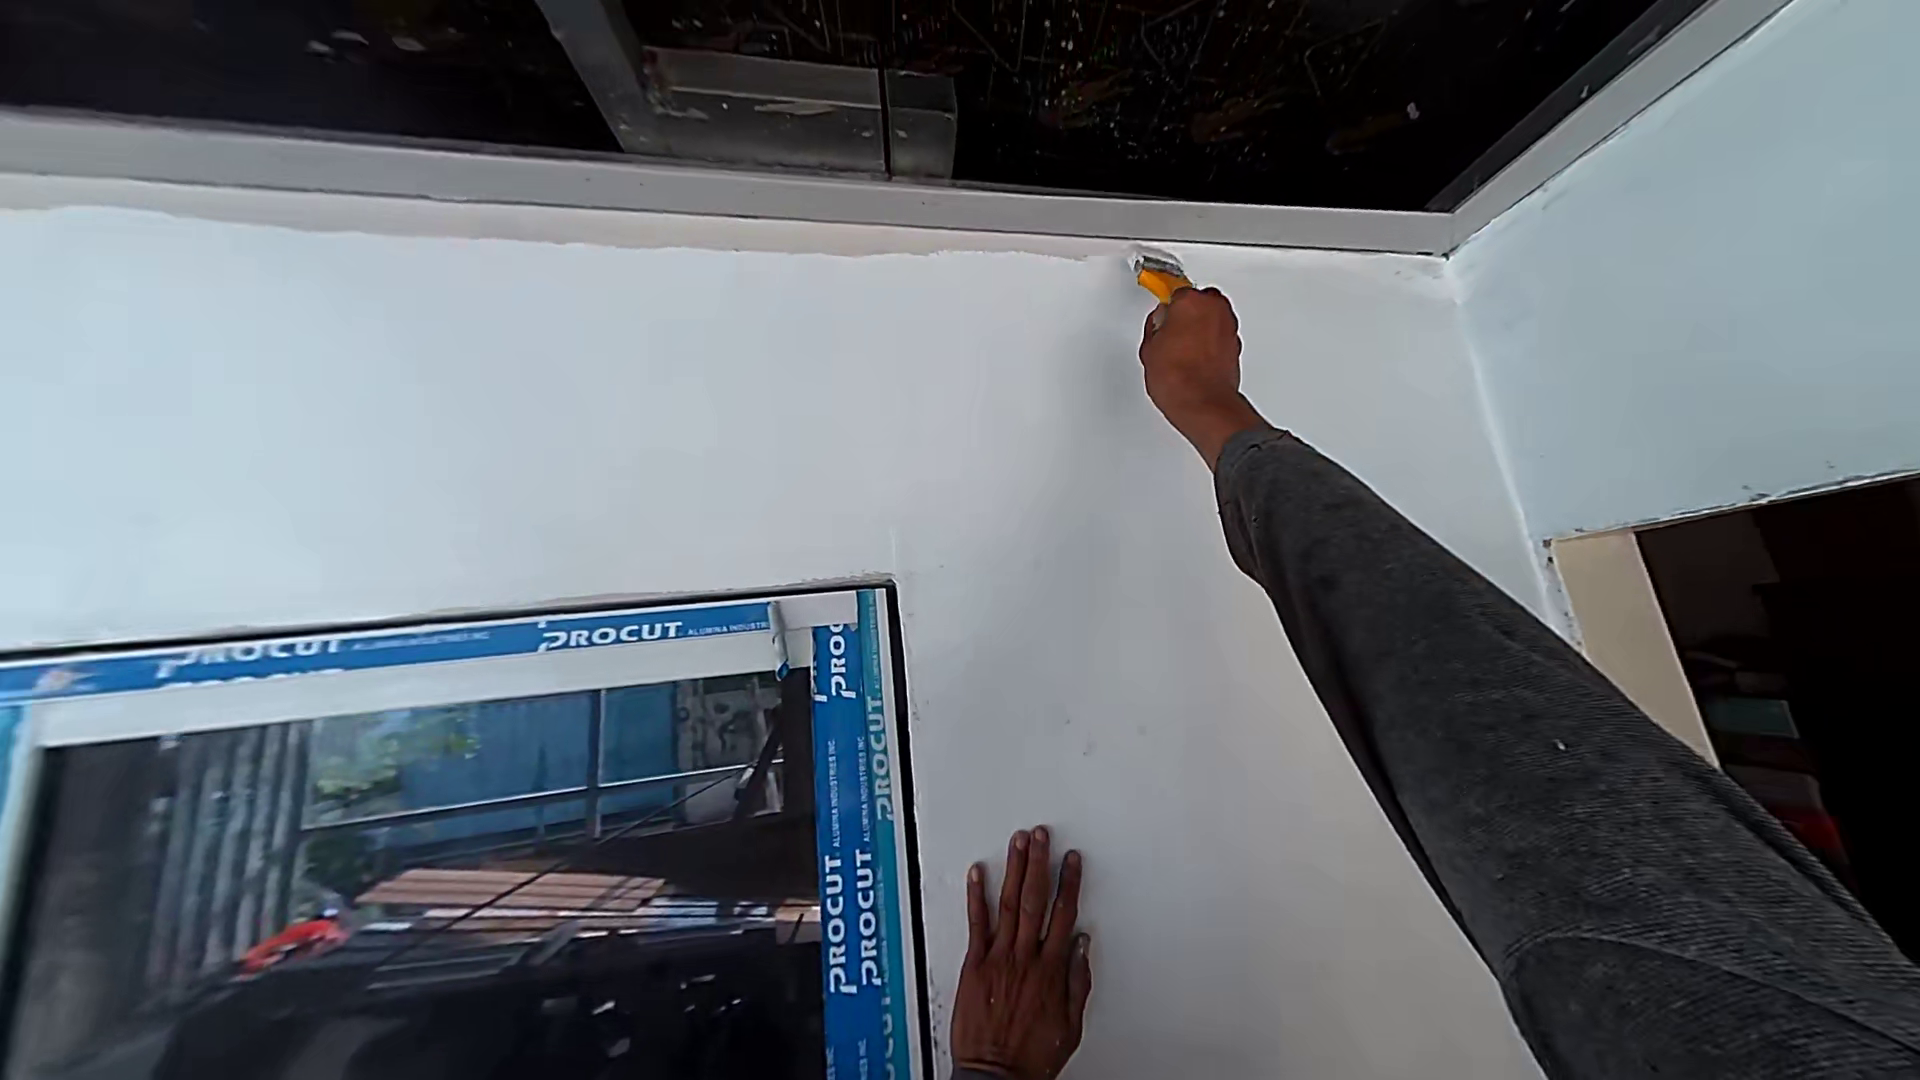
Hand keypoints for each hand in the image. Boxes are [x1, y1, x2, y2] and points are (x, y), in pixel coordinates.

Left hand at [952, 827, 1091, 1079]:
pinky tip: (977, 871)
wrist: (995, 1076)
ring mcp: (998, 956)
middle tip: (1041, 835)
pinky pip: (976, 923)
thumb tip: (1081, 942)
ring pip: (1009, 903)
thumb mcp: (1070, 1025)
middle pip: (1035, 899)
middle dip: (1040, 863)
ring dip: (1014, 869)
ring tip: (1018, 841)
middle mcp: (1025, 956)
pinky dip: (976, 896)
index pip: (1063, 914)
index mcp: (1050, 969)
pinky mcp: (974, 963)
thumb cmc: (1032, 1054)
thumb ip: (1077, 981)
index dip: (1068, 882)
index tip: (1071, 858)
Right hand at [1138, 286, 1271, 468]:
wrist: (1201, 403)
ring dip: (1199, 325)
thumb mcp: (1150, 350)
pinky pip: (1219, 334)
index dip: (1165, 306)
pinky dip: (1209, 341)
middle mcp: (1214, 308)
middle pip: (1198, 300)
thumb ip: (1156, 329)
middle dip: (1186, 312)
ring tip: (1180, 347)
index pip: (1175, 292)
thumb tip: (1160, 327)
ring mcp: (1228, 325)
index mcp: (1190, 302)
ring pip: (1212, 316)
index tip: (1160, 309)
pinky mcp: (1235, 344)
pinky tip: (1194, 357)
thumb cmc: (1179, 379)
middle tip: (1169, 330)